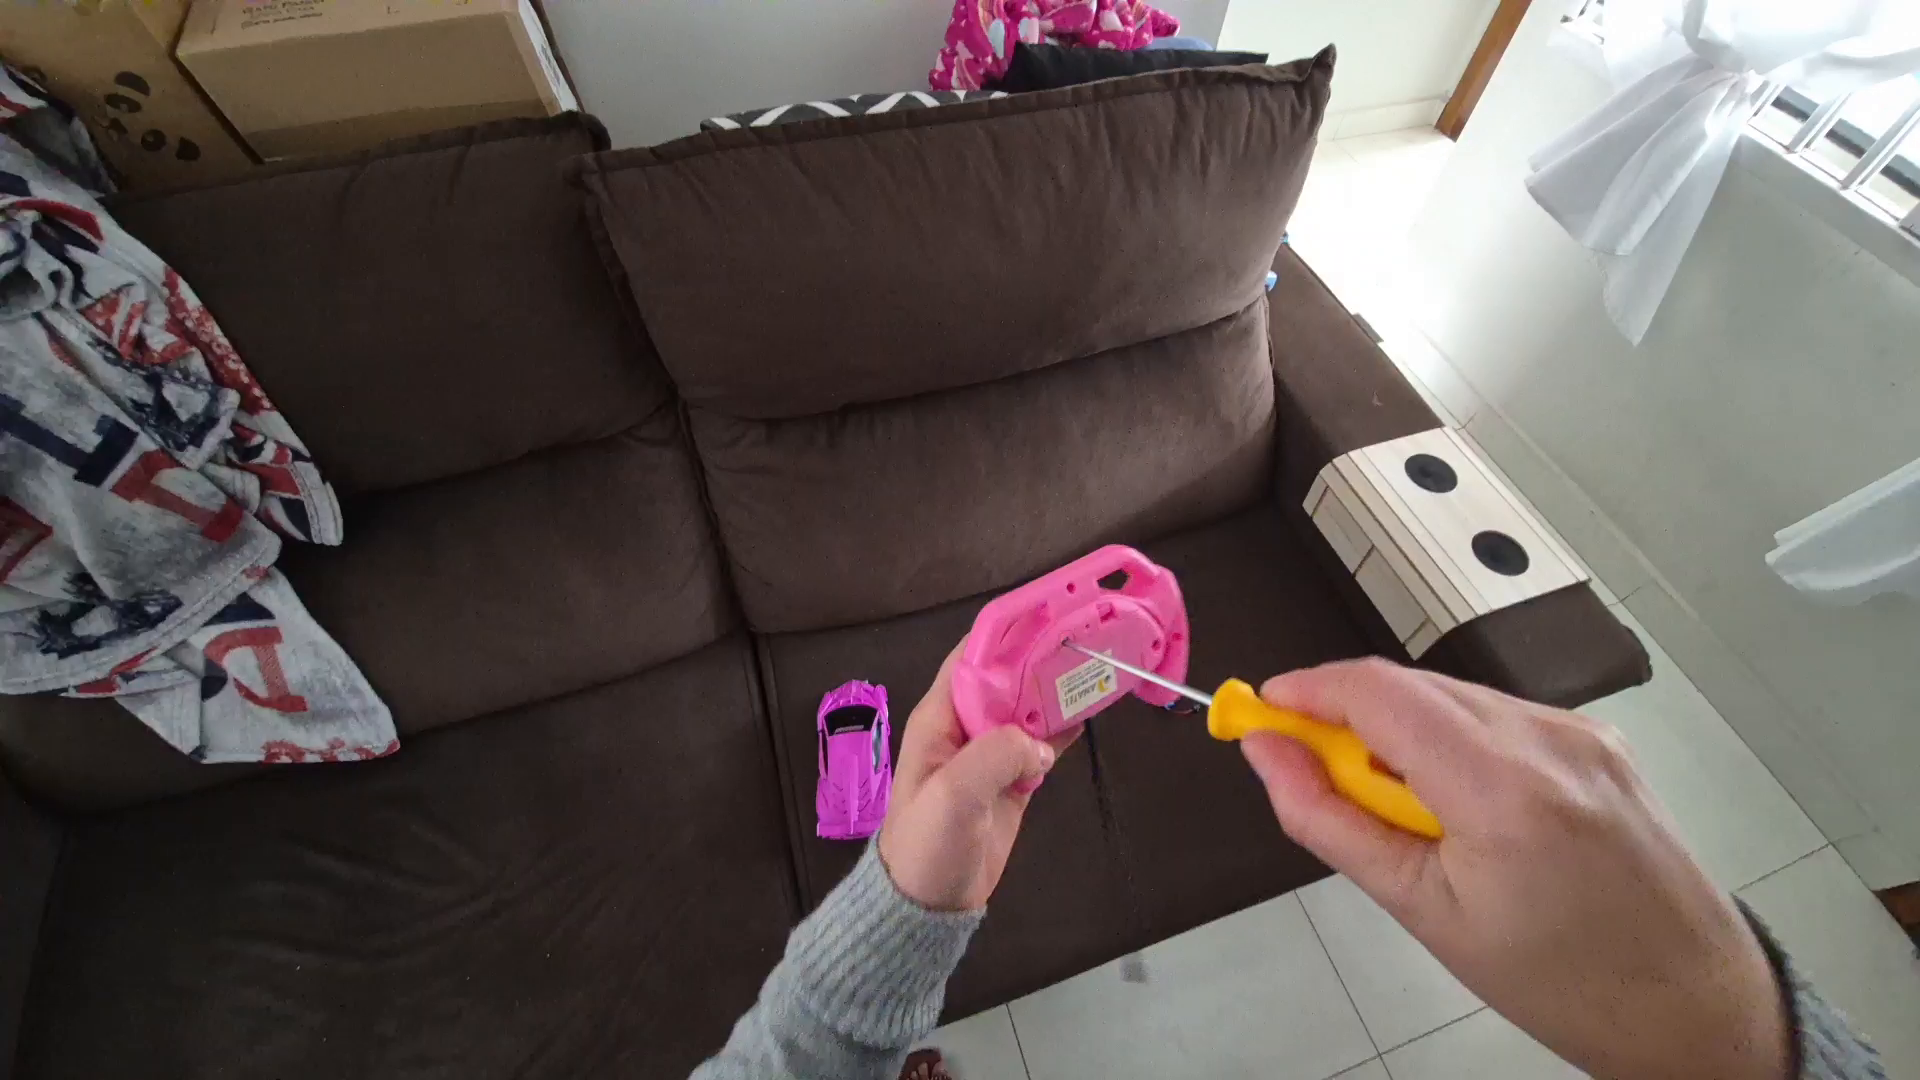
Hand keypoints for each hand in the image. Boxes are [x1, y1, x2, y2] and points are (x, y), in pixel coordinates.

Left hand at [877, 641, 1072, 911]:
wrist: (929, 904)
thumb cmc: (927, 843)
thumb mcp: (953, 795)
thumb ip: (994, 756)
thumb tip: (1039, 743)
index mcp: (941, 716)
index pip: (972, 656)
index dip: (1007, 631)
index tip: (1047, 613)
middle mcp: (966, 724)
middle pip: (1007, 676)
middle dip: (1040, 656)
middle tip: (1084, 637)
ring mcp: (990, 751)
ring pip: (1028, 706)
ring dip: (1056, 689)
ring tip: (1095, 666)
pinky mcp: (1012, 777)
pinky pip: (1041, 741)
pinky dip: (1063, 726)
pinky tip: (1088, 710)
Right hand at [1242, 659, 1789, 1079]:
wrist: (1706, 1012)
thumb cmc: (1551, 978)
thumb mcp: (1416, 908)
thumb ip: (1323, 817)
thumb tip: (1263, 749)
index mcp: (1503, 789)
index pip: (1378, 692)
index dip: (1307, 688)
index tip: (1262, 710)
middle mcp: (1547, 738)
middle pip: (1405, 684)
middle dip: (1340, 709)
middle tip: (1308, 761)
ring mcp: (1579, 730)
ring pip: (1442, 692)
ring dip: (1389, 723)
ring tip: (1387, 792)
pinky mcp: (1593, 735)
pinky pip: (1484, 709)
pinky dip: (1438, 732)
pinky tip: (1445, 789)